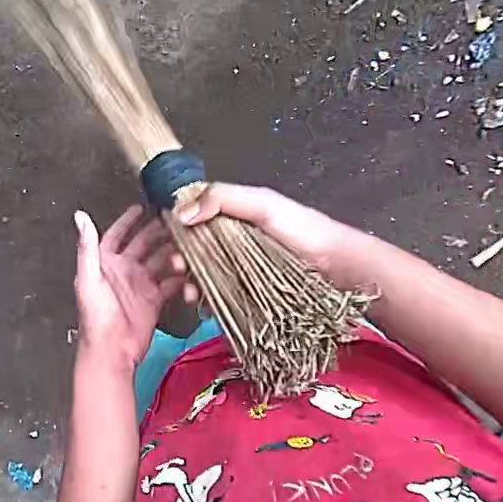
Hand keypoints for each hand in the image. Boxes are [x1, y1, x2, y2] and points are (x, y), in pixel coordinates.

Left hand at [73, 205, 184, 373]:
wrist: (111, 351)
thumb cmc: (95, 318)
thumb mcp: (88, 279)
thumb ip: (86, 247)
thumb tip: (80, 217)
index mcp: (105, 262)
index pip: (117, 234)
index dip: (129, 220)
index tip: (142, 206)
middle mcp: (124, 270)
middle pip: (144, 243)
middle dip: (158, 231)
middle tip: (175, 220)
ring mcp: (140, 284)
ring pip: (161, 260)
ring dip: (172, 253)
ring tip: (185, 245)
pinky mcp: (155, 299)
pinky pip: (171, 282)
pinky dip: (181, 278)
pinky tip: (190, 273)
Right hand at [175, 183, 363, 285]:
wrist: (339, 268)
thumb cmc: (303, 230)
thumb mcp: (262, 204)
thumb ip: (221, 199)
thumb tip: (181, 212)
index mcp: (233, 214)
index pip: (193, 217)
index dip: (175, 227)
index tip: (164, 238)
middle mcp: (232, 239)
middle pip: (193, 248)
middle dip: (177, 258)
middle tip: (174, 267)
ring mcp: (238, 267)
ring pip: (201, 272)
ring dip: (188, 280)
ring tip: (187, 290)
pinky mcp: (245, 292)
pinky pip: (215, 294)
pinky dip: (203, 298)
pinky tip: (199, 302)